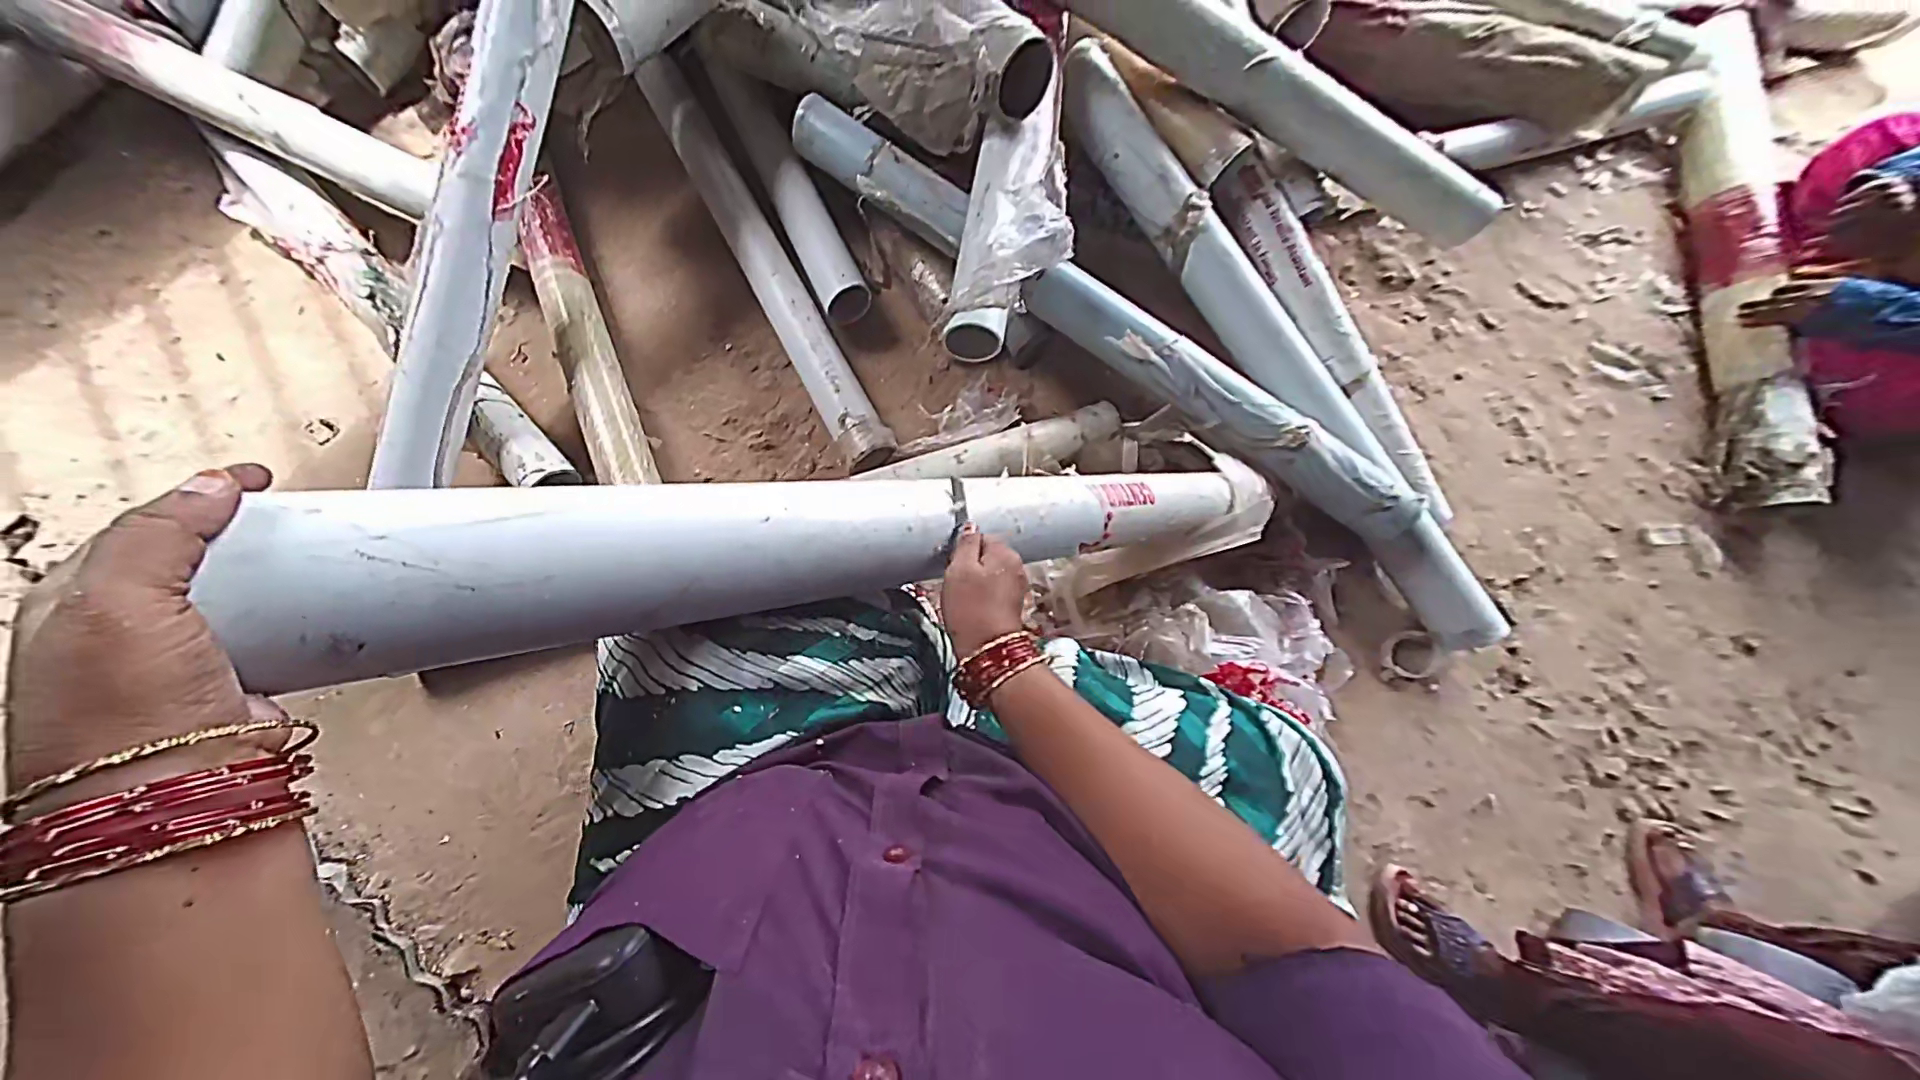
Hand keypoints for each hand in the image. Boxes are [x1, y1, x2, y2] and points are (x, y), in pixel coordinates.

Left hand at [7, 465, 279, 801]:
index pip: (137, 527)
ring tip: (304, 556)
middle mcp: (125, 629)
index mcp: (73, 603)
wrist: (177, 786)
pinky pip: (272, 631)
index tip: (248, 478)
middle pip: (186, 558)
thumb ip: (155, 538)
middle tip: (279, 513)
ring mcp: (186, 656)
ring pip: (232, 595)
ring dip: (267, 573)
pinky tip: (311, 611)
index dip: (193, 495)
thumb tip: (207, 488)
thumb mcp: (116, 605)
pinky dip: (294, 613)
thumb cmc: (120, 716)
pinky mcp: (240, 679)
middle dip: (230, 529)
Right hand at [940, 525, 1031, 655]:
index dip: (963, 550)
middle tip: (957, 584)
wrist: (987, 648)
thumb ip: (965, 543)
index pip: (981, 537)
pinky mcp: (1011, 605)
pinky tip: (973, 608)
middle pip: (986, 555)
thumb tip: (969, 526)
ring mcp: (1016, 587)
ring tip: (964, 598)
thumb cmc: (971, 609)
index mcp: (1005, 553)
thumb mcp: (959, 569)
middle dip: (969, 566)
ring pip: (988, 574)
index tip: (954, 565)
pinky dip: (981, 597)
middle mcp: (1016, 567)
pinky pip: (992, 591)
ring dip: (975, 583)